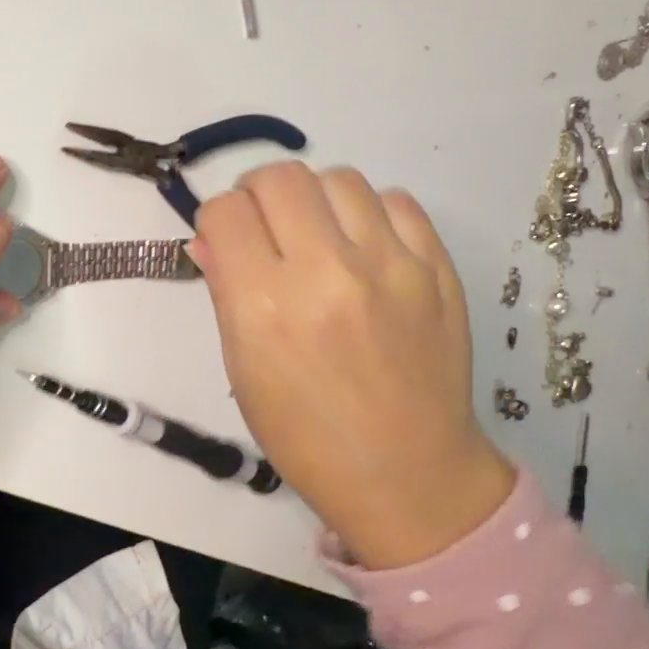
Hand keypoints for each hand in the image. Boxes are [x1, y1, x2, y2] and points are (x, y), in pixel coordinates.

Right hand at [192, 163, 514, 569]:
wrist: (401, 469)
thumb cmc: (300, 432)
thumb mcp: (242, 369)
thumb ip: (226, 296)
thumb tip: (213, 242)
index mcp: (263, 307)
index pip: (226, 214)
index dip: (216, 221)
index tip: (223, 241)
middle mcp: (324, 271)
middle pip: (281, 179)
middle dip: (256, 195)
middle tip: (260, 225)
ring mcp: (389, 264)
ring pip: (339, 179)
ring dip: (312, 199)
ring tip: (312, 234)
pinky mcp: (436, 266)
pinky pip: (395, 201)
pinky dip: (366, 212)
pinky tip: (360, 246)